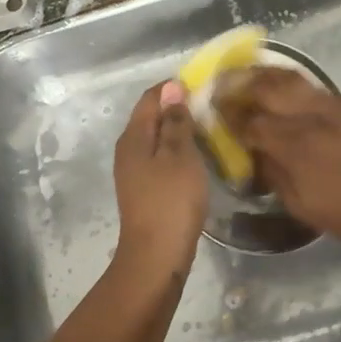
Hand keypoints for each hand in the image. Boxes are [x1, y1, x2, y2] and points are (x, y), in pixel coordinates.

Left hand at [113, 80, 207, 272]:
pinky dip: (178, 152)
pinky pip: (161, 158)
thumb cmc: (170, 201)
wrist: (157, 255)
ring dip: (180, 132)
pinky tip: (197, 159)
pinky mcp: (145, 189)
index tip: (205, 86)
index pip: (151, 97)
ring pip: (157, 139)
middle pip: (151, 117)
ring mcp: (134, 171)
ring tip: (209, 131)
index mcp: (134, 136)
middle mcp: (128, 150)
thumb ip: (175, 122)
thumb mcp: (179, 156)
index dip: (175, 88)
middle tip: (212, 107)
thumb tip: (171, 89)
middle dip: (178, 108)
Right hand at [217, 68, 340, 241]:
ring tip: (241, 75)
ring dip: (259, 74)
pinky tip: (272, 80)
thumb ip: (269, 170)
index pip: (251, 122)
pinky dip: (283, 76)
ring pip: (286, 77)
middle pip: (265, 88)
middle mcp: (309, 118)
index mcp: (295, 146)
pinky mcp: (339, 105)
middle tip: (219, 88)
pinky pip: (305, 81)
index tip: (211, 111)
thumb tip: (249, 148)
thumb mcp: (294, 201)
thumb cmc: (337, 210)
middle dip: (238, 86)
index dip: (228, 116)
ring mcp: (326, 107)